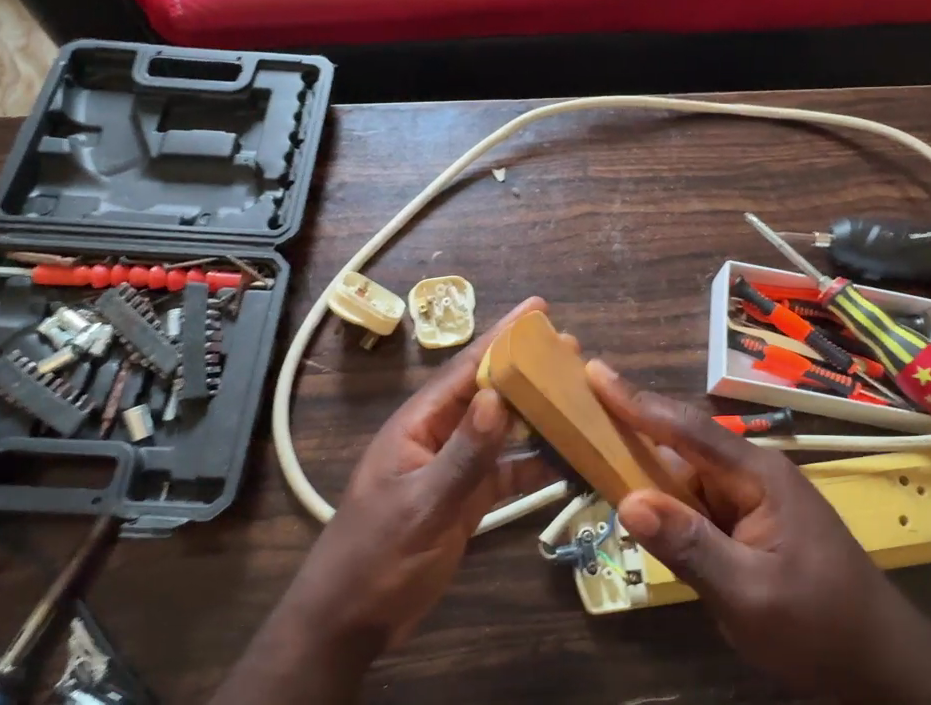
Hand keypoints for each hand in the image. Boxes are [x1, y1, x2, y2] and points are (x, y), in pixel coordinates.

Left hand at [229, 298, 559, 703]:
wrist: (351, 622)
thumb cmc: (376, 557)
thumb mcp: (421, 504)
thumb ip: (462, 454)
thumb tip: (499, 396)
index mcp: (418, 423)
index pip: (465, 369)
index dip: (501, 336)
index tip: (537, 309)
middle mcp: (438, 435)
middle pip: (489, 393)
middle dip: (528, 370)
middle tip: (572, 351)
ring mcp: (453, 468)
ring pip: (502, 431)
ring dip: (537, 415)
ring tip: (579, 395)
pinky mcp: (466, 501)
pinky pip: (506, 473)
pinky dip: (535, 466)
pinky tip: (569, 461)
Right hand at [587, 360, 930, 704]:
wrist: (883, 666)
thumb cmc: (819, 626)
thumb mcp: (748, 594)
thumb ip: (689, 546)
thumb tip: (627, 500)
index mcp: (757, 475)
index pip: (685, 428)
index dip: (635, 401)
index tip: (593, 371)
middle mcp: (754, 475)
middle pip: (681, 448)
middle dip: (631, 434)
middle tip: (580, 423)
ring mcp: (756, 499)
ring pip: (688, 479)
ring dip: (649, 478)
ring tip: (599, 464)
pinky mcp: (755, 524)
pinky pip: (702, 504)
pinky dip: (671, 507)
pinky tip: (648, 515)